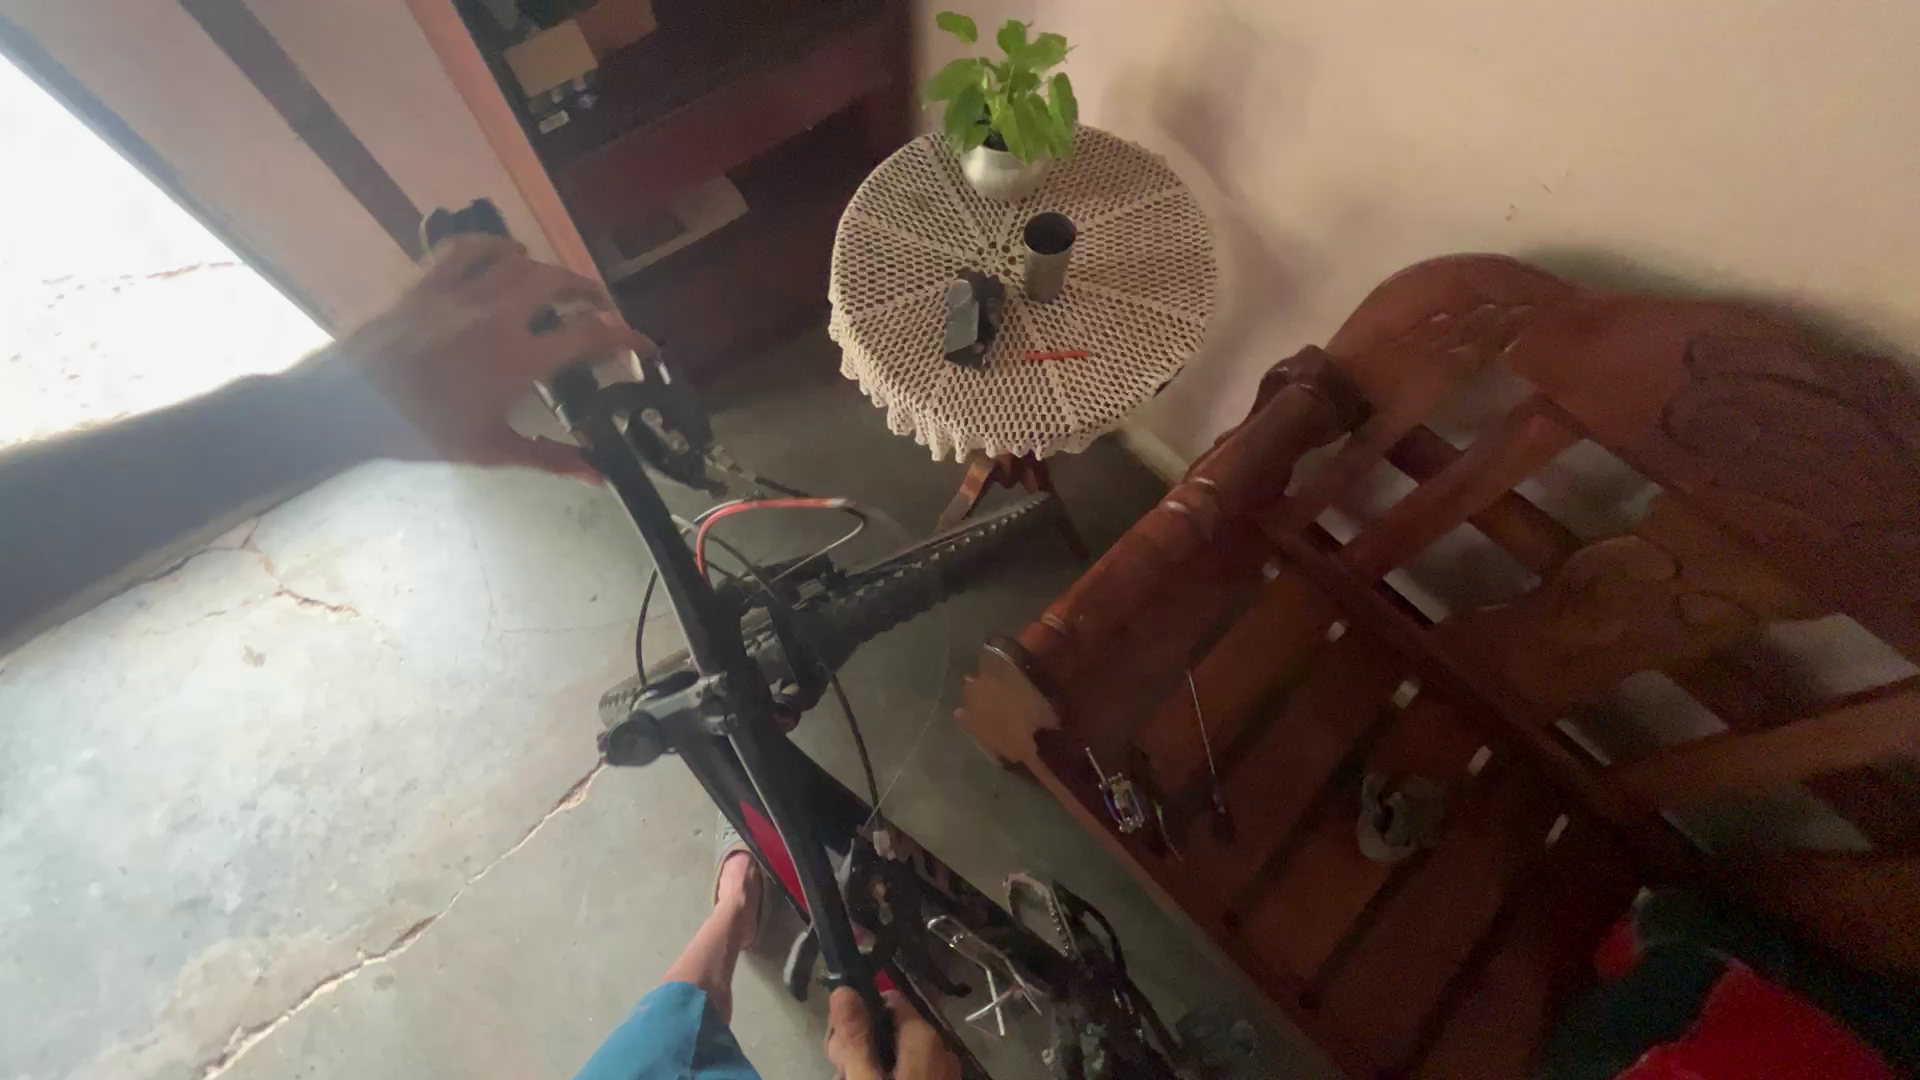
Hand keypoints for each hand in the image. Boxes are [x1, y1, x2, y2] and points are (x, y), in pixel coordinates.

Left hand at [315, 235, 650, 474]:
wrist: (336, 407)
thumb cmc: (419, 432)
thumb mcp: (492, 450)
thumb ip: (551, 457)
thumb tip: (599, 476)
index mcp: (518, 360)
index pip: (590, 336)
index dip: (627, 337)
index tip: (644, 344)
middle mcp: (495, 317)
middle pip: (559, 283)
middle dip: (591, 293)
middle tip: (603, 310)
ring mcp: (457, 293)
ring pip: (519, 260)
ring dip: (550, 270)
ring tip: (563, 286)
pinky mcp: (425, 282)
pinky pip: (466, 248)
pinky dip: (496, 245)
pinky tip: (510, 254)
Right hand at [824, 988, 960, 1079]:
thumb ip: (855, 1038)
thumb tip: (843, 990)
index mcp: (924, 1035)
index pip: (886, 999)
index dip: (857, 1017)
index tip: (836, 1045)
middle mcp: (941, 1047)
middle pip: (891, 1028)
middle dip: (862, 1045)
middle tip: (840, 1070)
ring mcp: (945, 1072)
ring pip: (899, 1055)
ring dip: (872, 1065)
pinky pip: (912, 1072)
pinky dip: (891, 1076)